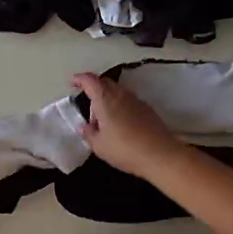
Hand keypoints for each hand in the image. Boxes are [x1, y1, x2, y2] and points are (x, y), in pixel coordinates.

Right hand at [71, 72, 188, 179]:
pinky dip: (119, 107)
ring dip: (107, 101)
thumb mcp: (99, 146)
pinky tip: (120, 126)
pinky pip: (128, 101)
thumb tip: (84, 127)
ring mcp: (136, 100)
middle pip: (104, 83)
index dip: (79, 79)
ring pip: (117, 92)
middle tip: (90, 114)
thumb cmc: (124, 149)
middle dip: (94, 92)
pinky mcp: (147, 109)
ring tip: (105, 123)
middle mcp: (121, 94)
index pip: (90, 80)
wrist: (160, 154)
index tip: (72, 83)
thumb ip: (89, 133)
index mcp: (105, 99)